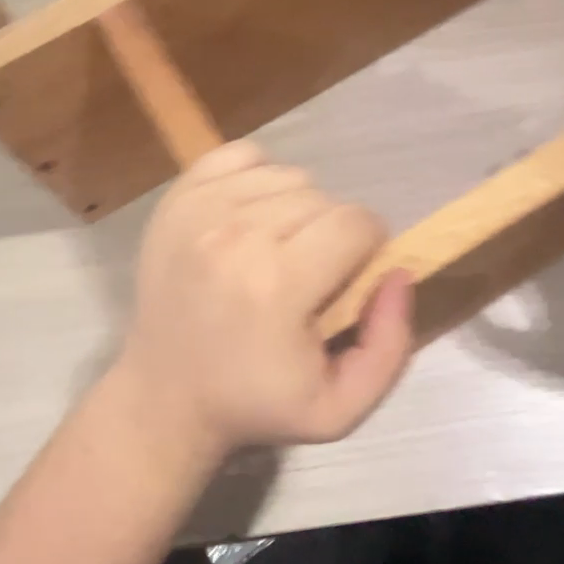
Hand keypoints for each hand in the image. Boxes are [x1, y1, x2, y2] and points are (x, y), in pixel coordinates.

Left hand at [114, 141, 415, 456]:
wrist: (165, 397)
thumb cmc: (256, 403)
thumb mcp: (340, 408)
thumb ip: (389, 344)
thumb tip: (399, 273)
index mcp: (277, 285)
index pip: (357, 223)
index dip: (369, 247)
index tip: (352, 276)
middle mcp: (236, 236)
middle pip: (324, 198)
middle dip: (334, 232)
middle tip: (313, 272)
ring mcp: (200, 211)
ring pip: (288, 175)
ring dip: (298, 208)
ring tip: (281, 248)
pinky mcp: (176, 199)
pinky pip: (242, 155)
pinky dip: (259, 179)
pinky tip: (252, 217)